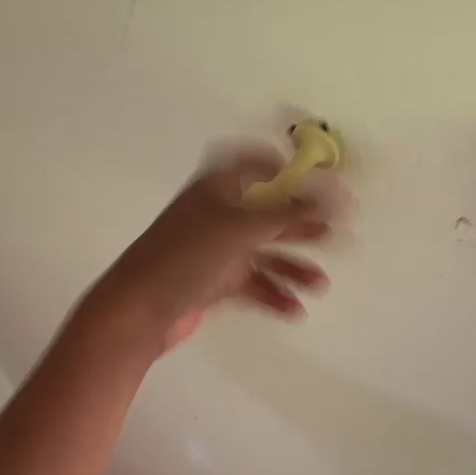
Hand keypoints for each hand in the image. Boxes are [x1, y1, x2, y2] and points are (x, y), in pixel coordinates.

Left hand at [87, 148, 336, 350]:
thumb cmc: (187, 257)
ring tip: (319, 285)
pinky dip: (274, 294)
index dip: (282, 167)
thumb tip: (326, 199)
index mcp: (216, 189)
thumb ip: (286, 214)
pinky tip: (293, 309)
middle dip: (302, 224)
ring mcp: (215, 251)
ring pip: (265, 253)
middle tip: (335, 233)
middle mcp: (217, 216)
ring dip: (294, 267)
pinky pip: (254, 284)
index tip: (314, 179)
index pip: (252, 165)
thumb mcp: (240, 229)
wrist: (140, 310)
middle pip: (268, 213)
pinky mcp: (215, 283)